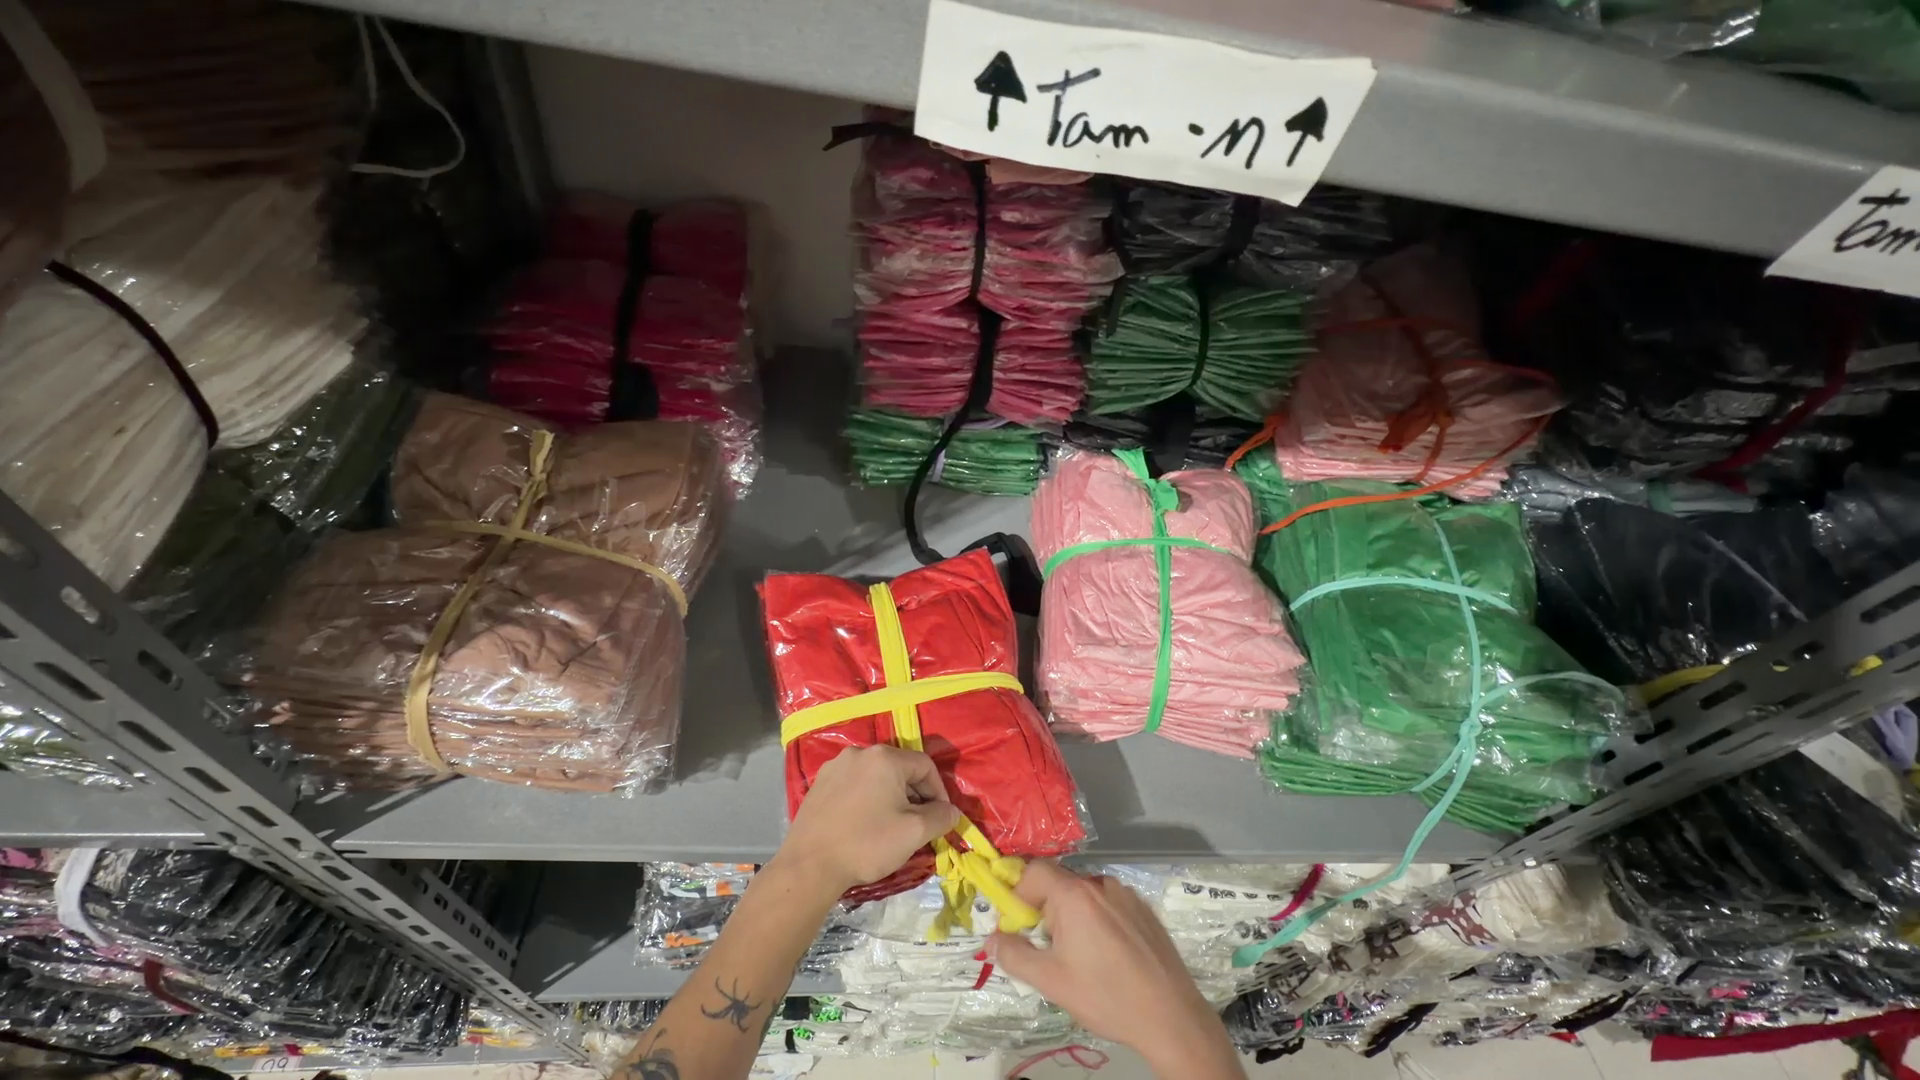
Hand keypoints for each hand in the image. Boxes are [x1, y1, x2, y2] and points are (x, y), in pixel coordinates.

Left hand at [775, 745, 960, 898]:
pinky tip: (864, 825)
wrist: (809, 866)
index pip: (925, 766)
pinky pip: (854, 785)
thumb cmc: (867, 844)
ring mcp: (835, 767)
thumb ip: (940, 817)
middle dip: (914, 795)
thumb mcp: (913, 833)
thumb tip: (952, 811)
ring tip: (892, 827)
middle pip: (899, 769)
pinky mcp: (819, 784)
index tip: (940, 818)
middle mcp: (859, 753)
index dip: (939, 792)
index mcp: (884, 757)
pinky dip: (867, 800)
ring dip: (890, 798)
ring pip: (876, 777)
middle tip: (918, 825)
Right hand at [987, 862, 1240, 1077]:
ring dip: (1072, 916)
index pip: (1033, 872)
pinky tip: (1108, 956)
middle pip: (1059, 884)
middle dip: (1045, 910)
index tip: (1018, 926)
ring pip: (1085, 895)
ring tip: (1080, 956)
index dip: (1018, 894)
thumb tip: (990, 940)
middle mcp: (1100, 884)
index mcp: (1075, 895)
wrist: (1171, 1016)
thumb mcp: (1051, 982)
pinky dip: (1098, 920)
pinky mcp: (1144, 910)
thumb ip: (1015, 956)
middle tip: (1048, 948)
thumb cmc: (1106, 996)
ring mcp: (1127, 895)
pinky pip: (1109, 904)